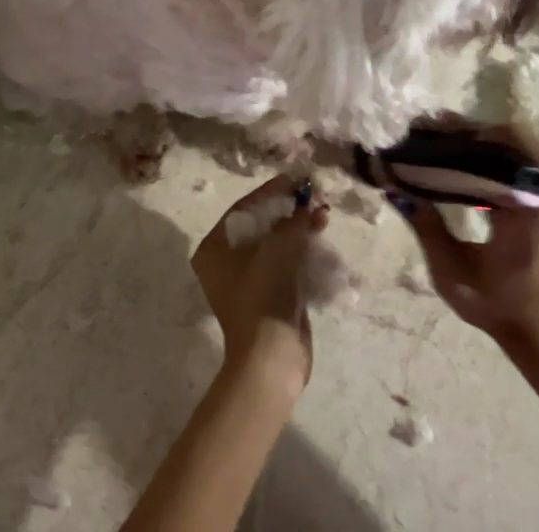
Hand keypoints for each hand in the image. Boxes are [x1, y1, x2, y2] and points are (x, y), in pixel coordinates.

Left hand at [192, 176, 330, 396]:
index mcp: (214, 249)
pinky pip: (286, 264)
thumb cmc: (263, 296)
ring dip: (299, 229)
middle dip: (288, 210)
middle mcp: (226, 263)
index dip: (271, 192)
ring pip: (276, 244)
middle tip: (314, 195)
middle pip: (261, 226)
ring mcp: (249, 281)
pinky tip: (321, 238)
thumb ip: (292, 221)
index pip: (244, 209)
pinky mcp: (270, 295)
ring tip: (324, 215)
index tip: (296, 178)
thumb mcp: (278, 249)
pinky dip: (302, 250)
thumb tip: (306, 204)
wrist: (271, 359)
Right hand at [397, 127, 538, 346]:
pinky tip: (465, 151)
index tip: (434, 132)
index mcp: (526, 215)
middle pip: (518, 140)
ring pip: (524, 143)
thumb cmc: (492, 300)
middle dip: (474, 129)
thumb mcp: (451, 271)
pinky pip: (525, 156)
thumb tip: (395, 188)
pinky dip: (497, 146)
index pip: (506, 157)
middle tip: (432, 128)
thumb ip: (427, 228)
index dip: (472, 138)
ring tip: (446, 135)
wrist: (534, 320)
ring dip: (487, 134)